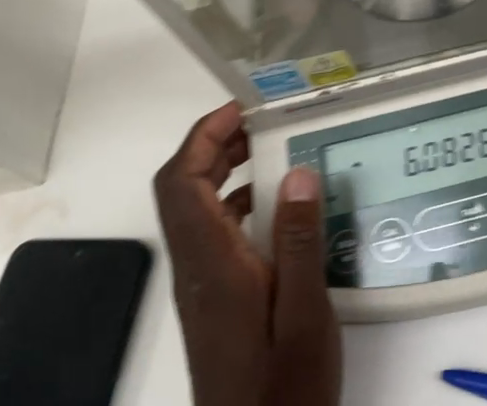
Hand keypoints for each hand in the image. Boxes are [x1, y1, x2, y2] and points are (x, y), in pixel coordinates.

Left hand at [154, 102, 339, 405]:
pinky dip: (238, 204)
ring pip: (196, 211)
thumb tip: (296, 170)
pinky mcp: (216, 301)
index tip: (243, 109)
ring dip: (224, 172)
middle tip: (263, 123)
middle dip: (214, 145)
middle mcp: (197, 268)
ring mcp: (203, 287)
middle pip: (182, 190)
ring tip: (275, 152)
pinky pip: (214, 235)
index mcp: (212, 262)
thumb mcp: (304, 311)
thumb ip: (298, 240)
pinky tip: (279, 209)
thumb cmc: (284, 383)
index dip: (203, 136)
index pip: (182, 182)